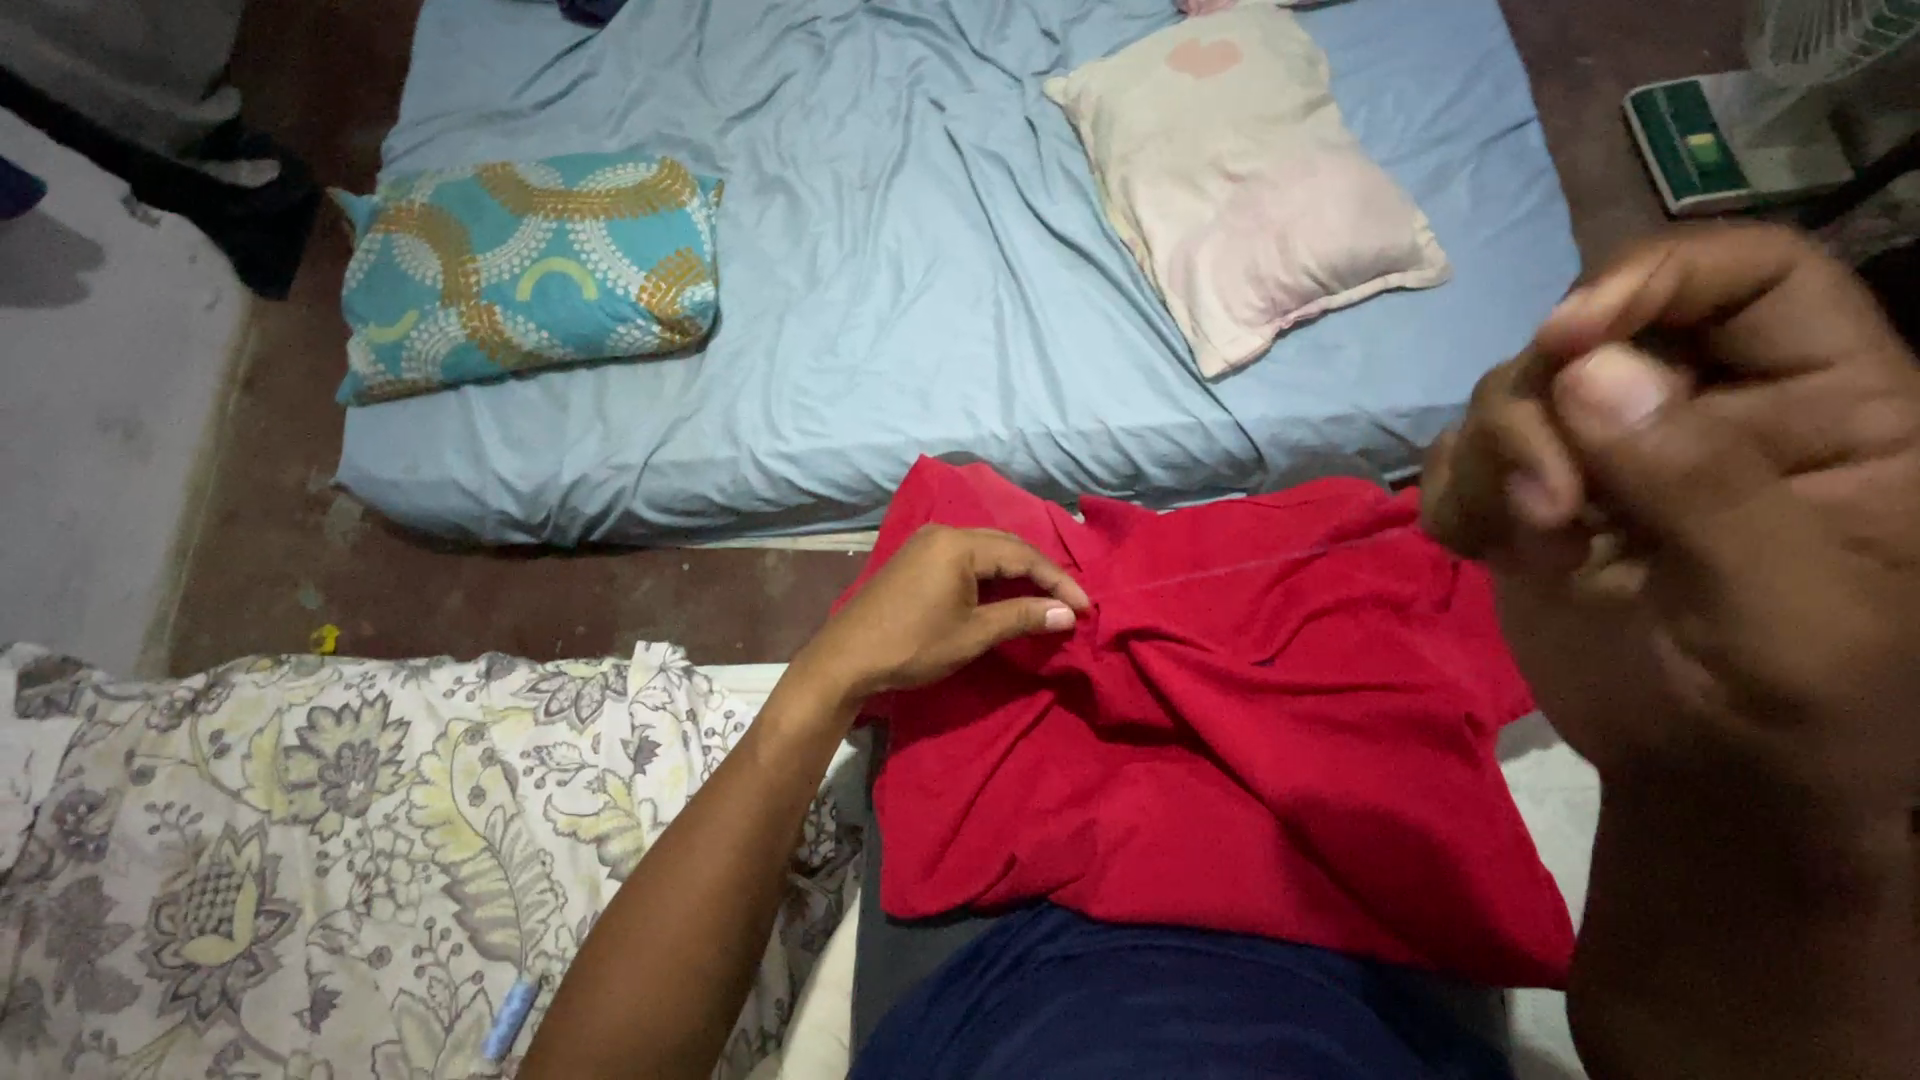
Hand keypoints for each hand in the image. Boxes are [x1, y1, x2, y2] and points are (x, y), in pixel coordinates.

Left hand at [786, 525, 1090, 710]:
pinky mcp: (914, 557)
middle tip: (1068, 601)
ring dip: (1016, 571)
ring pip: (985, 549)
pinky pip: (964, 556)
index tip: (1085, 607)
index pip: (1023, 555)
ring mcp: (925, 542)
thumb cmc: (913, 646)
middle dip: (1040, 572)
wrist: (846, 658)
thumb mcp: (973, 634)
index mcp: (959, 544)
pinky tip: (1003, 591)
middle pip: (1005, 545)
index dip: (1057, 582)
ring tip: (1043, 597)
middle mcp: (943, 532)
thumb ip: (1022, 617)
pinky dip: (990, 572)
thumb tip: (1067, 614)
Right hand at [1423, 224, 1919, 822]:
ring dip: (1494, 464)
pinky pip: (1459, 456)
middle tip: (1546, 507)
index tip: (1566, 340)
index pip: (1751, 274)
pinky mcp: (1528, 497)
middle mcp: (1704, 408)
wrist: (1699, 783)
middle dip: (1540, 412)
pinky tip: (1485, 550)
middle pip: (1589, 334)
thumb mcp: (1782, 609)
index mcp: (1823, 407)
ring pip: (1508, 394)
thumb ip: (1702, 485)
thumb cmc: (1791, 711)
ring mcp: (1604, 453)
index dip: (1654, 279)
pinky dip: (1455, 497)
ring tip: (1530, 545)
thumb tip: (1587, 368)